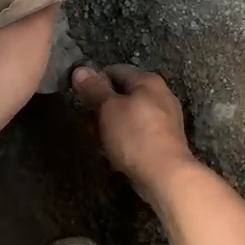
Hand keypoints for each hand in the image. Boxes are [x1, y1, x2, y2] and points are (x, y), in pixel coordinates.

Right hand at [72, 64, 197, 192]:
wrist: (165, 175)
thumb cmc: (134, 135)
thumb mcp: (108, 108)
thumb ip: (94, 88)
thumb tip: (80, 69)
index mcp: (148, 82)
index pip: (115, 70)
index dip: (94, 80)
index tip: (79, 95)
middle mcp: (159, 96)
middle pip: (121, 95)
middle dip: (101, 110)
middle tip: (90, 125)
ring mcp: (163, 120)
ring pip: (126, 117)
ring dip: (109, 129)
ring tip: (101, 143)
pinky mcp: (162, 141)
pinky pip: (136, 135)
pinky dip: (123, 141)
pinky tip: (113, 155)